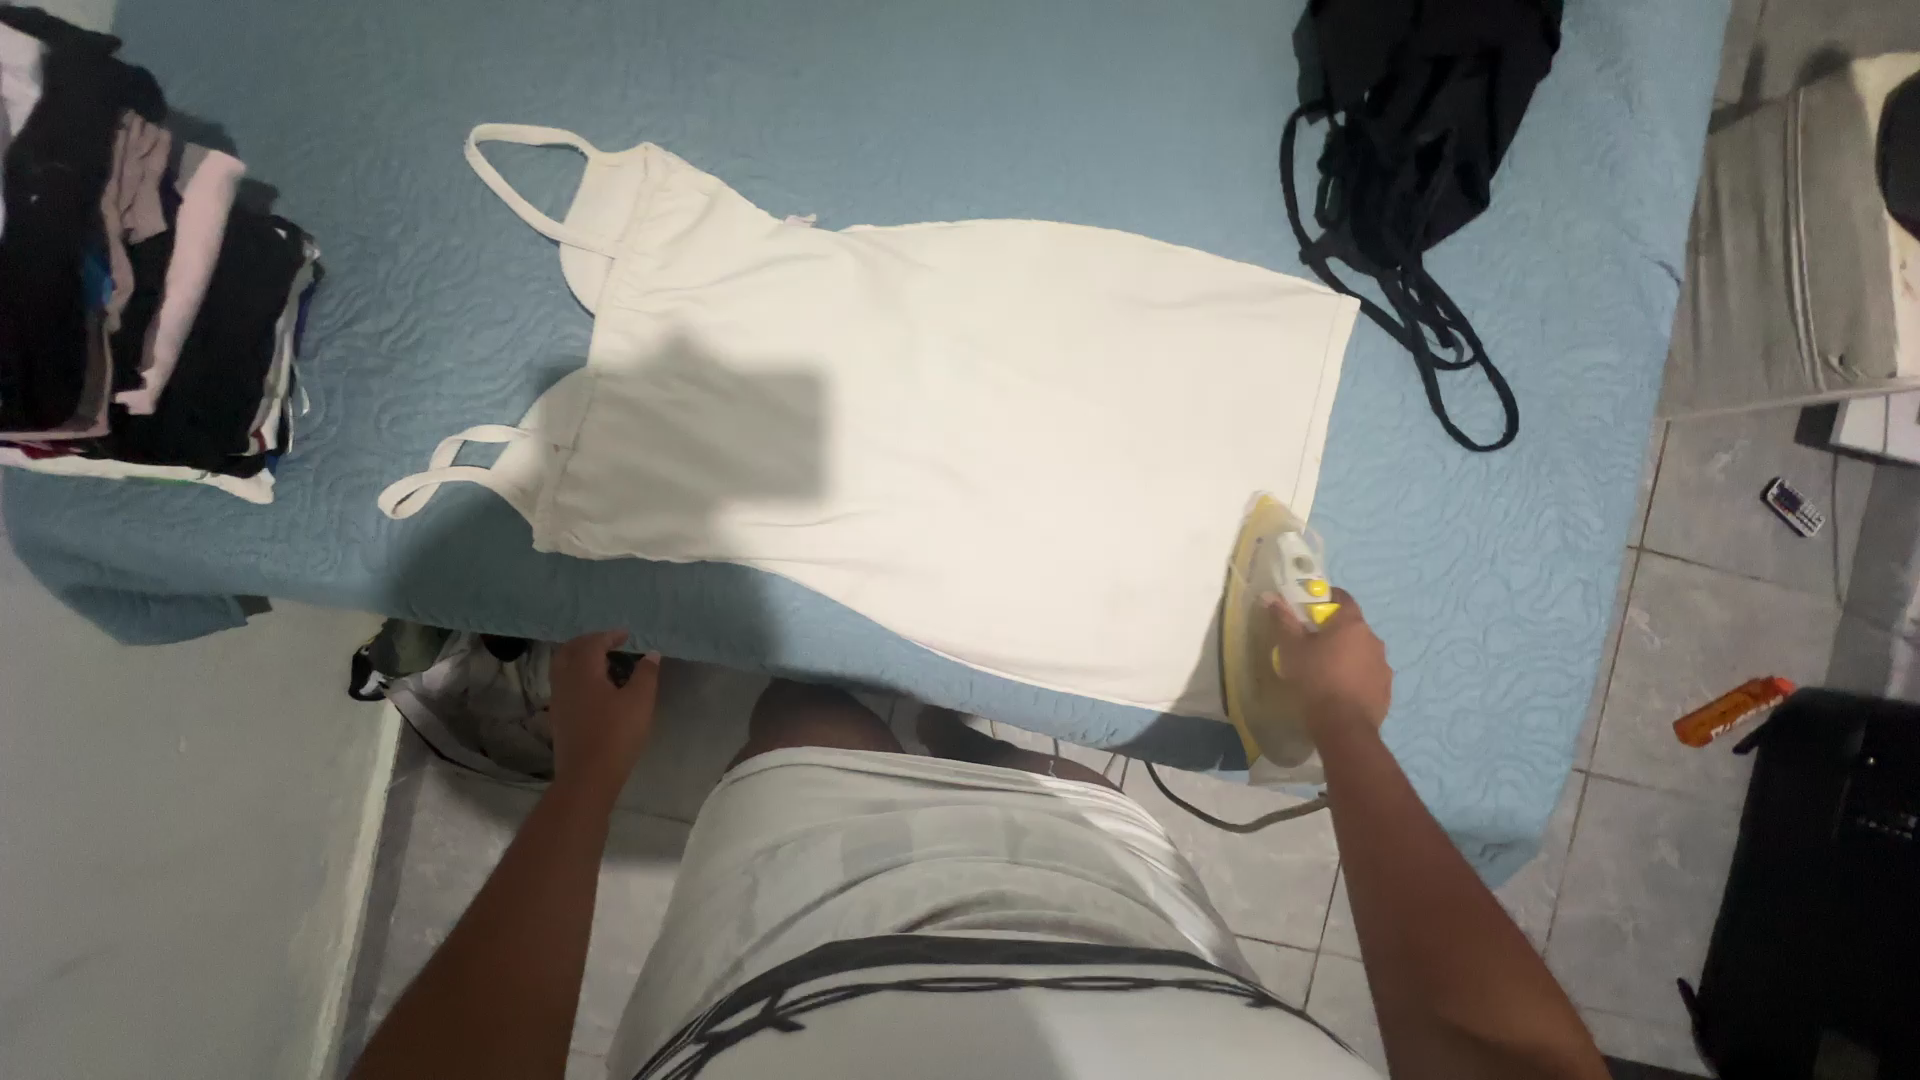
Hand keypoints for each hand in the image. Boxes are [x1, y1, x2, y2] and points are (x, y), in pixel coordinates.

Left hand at [547, 630, 660, 799]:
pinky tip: (595, 688)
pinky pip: (564, 685)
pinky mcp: (559, 718)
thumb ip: (646, 674)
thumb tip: (650, 654)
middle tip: (608, 642)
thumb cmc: (616, 733)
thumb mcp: (640, 700)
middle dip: (587, 642)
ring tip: (603, 663)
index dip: (609, 636)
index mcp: (583, 673)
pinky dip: (578, 675)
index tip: (626, 635)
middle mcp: (565, 682)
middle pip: (568, 652)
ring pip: (562, 669)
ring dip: (580, 659)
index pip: (591, 644)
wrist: (588, 776)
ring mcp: (558, 701)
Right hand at [1265, 588, 1391, 733]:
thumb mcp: (1291, 648)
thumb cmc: (1314, 679)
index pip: (1343, 598)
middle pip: (1352, 626)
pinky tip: (1339, 689)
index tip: (1309, 608)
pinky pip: (1368, 674)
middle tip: (1311, 643)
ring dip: (1346, 654)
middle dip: (1333, 630)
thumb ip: (1283, 620)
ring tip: (1325, 670)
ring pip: (1362, 651)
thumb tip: (1271, 596)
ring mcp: (1383, 665)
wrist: (1343, 726)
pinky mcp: (1386, 689)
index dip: (1326, 598)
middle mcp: (1373, 640)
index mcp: (1352, 624)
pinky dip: (1355, 675)